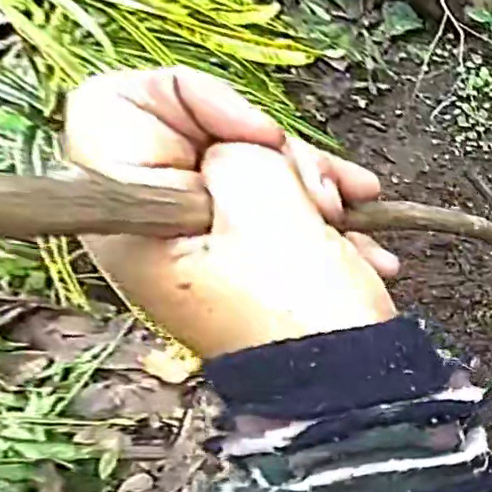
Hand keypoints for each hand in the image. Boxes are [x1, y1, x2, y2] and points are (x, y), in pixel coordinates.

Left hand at [63, 67, 400, 357]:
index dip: (201, 100)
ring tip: (358, 222)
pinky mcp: (264, 270)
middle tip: (328, 195)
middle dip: (282, 157)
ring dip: (322, 192)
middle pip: (207, 140)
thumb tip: (249, 149)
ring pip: (263, 178)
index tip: (267, 135)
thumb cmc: (306, 312)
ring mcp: (218, 253)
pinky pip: (294, 221)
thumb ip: (243, 152)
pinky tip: (368, 252)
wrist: (355, 391)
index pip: (122, 103)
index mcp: (132, 214)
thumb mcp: (270, 212)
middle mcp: (163, 229)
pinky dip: (334, 228)